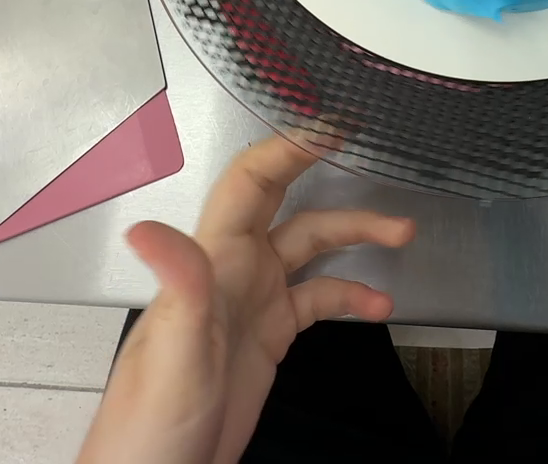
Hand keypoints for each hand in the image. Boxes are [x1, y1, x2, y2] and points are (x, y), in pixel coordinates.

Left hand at [77, 137, 416, 463]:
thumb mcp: (174, 351)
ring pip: (313, 247)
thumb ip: (178, 286)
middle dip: (328, 176)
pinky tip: (377, 305)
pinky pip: (319, 298)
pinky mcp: (271, 331)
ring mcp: (256, 298)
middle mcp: (237, 266)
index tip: (330, 130)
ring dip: (357, 237)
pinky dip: (351, 295)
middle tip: (363, 150)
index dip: (289, 147)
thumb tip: (146, 230)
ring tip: (401, 234)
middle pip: (290, 204)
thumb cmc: (152, 419)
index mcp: (214, 256)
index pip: (252, 180)